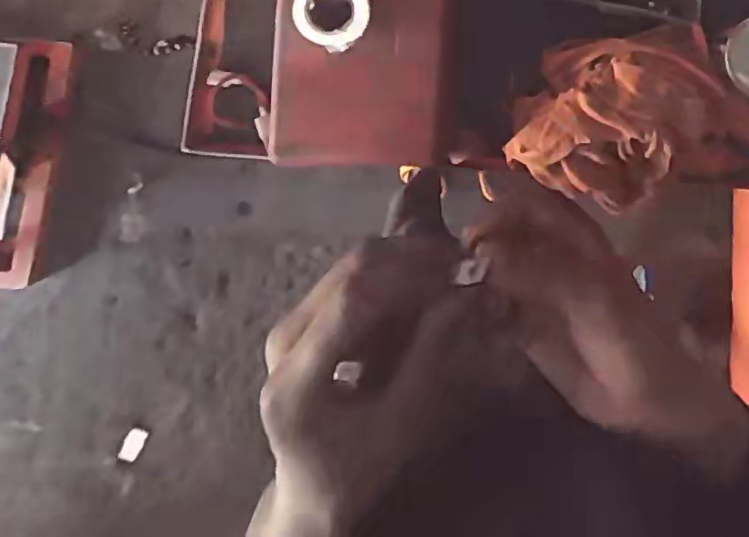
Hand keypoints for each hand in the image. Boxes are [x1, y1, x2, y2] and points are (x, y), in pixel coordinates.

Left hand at [250, 235, 489, 536]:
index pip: (353, 303)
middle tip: (463, 263)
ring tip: (451, 269)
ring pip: (354, 263)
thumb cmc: (357, 471)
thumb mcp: (400, 427)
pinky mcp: (306, 313)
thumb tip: (463, 292)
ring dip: (407, 257)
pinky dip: (395, 268)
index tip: (459, 272)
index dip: (409, 278)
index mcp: (295, 383)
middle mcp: (284, 340)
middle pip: (352, 272)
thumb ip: (428, 358)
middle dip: (413, 258)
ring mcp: (291, 322)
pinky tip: (427, 280)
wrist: (312, 490)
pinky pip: (355, 273)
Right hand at [468, 181, 748, 478]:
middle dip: (481, 234)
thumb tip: (486, 250)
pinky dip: (477, 303)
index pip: (530, 200)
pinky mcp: (523, 323)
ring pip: (496, 264)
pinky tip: (462, 309)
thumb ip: (541, 271)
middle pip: (506, 230)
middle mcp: (549, 253)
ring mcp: (535, 287)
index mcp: (571, 235)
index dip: (502, 196)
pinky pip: (493, 304)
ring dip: (474, 267)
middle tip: (459, 252)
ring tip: (453, 278)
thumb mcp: (589, 295)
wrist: (647, 396)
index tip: (471, 202)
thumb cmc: (629, 333)